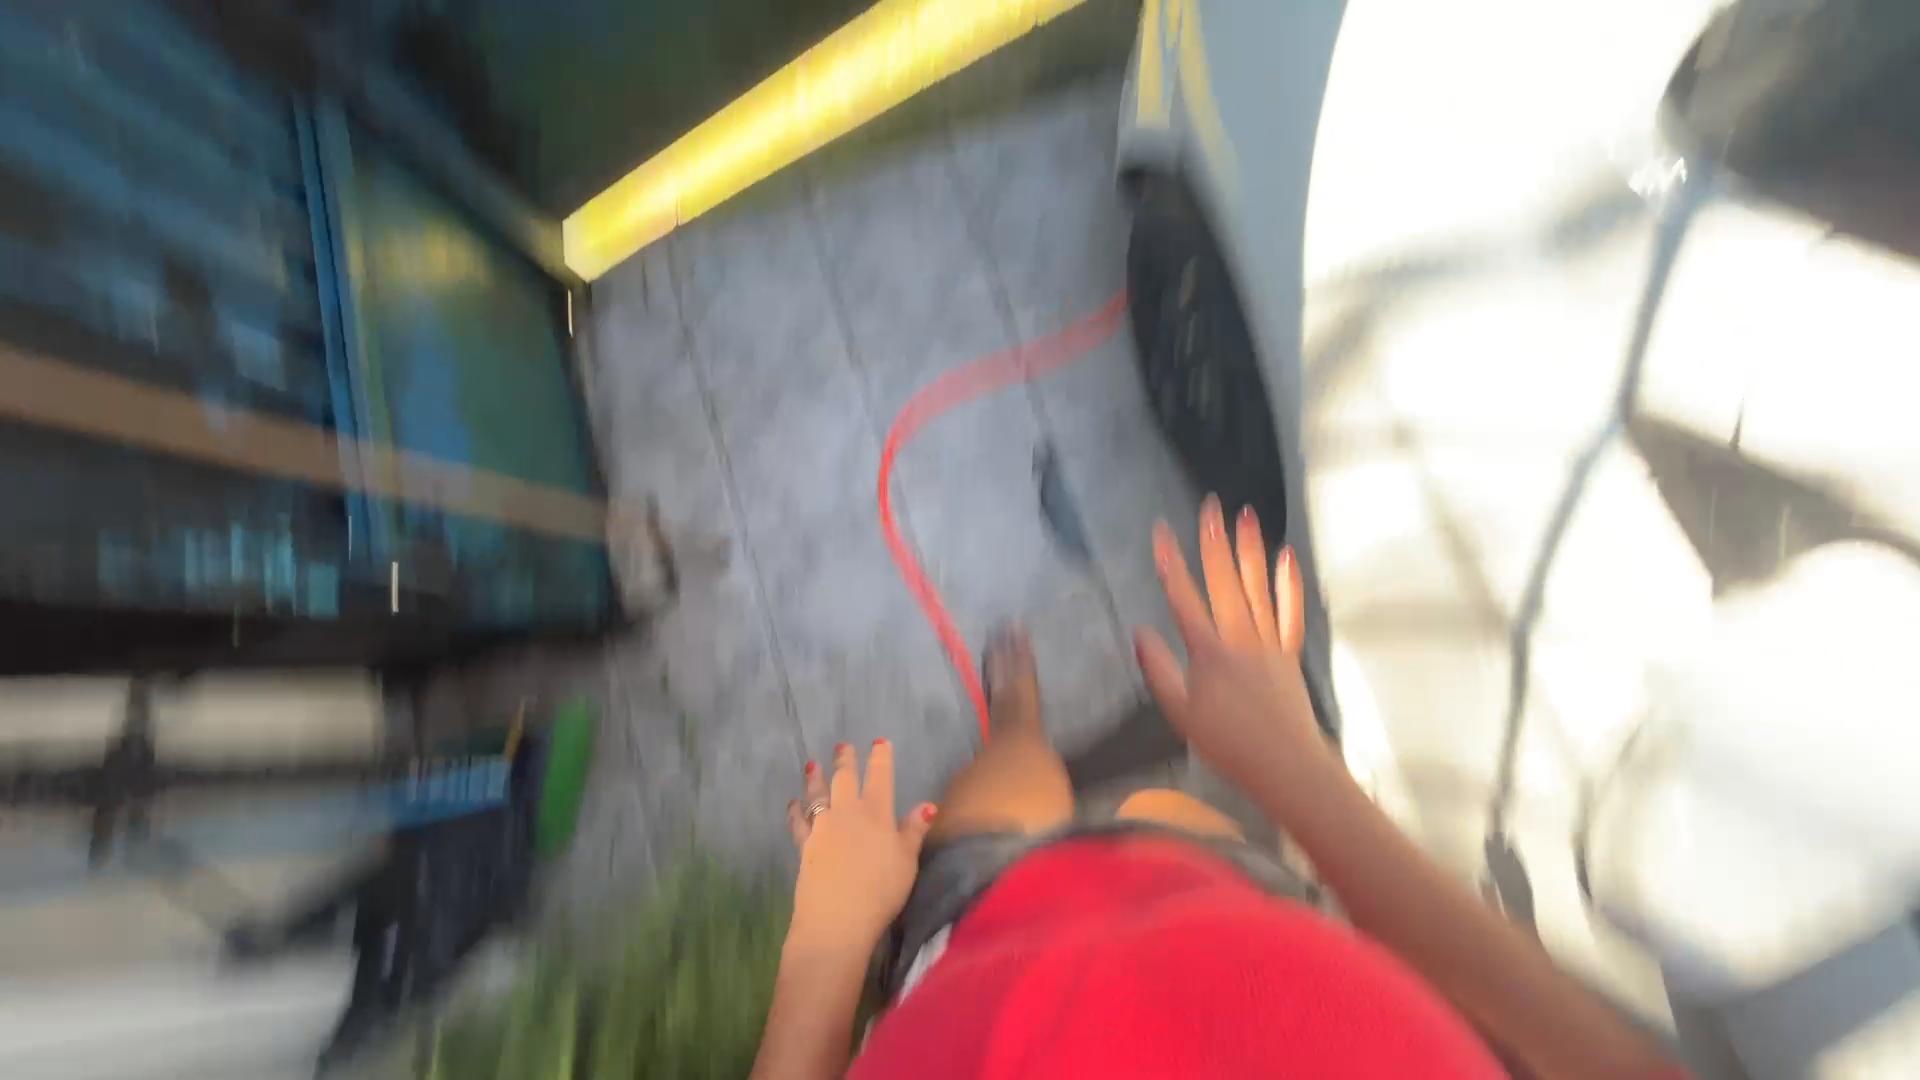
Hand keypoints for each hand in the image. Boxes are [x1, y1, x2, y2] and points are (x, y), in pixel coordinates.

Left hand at [784, 739, 934, 954]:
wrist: (837, 919)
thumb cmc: (881, 890)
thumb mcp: (907, 861)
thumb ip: (914, 830)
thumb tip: (928, 804)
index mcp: (876, 812)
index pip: (880, 776)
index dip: (880, 758)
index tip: (879, 742)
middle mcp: (847, 812)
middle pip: (845, 779)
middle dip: (845, 760)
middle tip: (843, 746)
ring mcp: (823, 827)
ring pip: (818, 794)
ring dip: (815, 778)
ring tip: (811, 765)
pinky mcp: (805, 846)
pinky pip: (798, 822)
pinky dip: (795, 810)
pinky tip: (793, 803)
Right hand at [1134, 496, 1335, 812]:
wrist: (1287, 767)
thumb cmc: (1228, 744)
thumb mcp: (1180, 713)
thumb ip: (1159, 669)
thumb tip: (1140, 631)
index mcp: (1208, 652)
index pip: (1182, 597)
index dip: (1169, 561)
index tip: (1160, 530)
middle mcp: (1239, 638)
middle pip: (1223, 580)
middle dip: (1214, 540)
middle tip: (1210, 504)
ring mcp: (1267, 642)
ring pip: (1257, 587)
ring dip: (1250, 548)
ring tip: (1246, 514)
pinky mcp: (1288, 652)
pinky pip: (1290, 611)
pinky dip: (1289, 583)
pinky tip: (1286, 556)